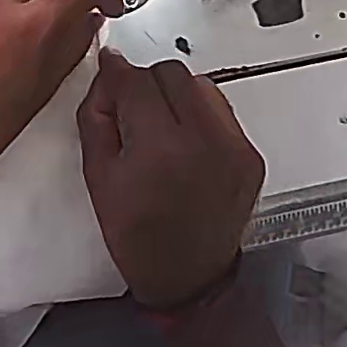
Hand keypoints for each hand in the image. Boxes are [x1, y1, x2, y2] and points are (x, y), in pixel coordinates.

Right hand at [76, 50, 265, 308]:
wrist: (187, 277)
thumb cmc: (138, 237)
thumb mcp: (98, 176)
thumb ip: (96, 118)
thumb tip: (106, 80)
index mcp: (160, 148)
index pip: (135, 81)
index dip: (115, 72)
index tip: (108, 69)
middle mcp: (205, 140)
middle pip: (170, 73)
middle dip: (143, 81)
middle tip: (128, 105)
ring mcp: (235, 147)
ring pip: (200, 83)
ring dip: (173, 91)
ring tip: (157, 123)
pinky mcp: (251, 154)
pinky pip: (220, 109)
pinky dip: (197, 111)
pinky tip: (182, 137)